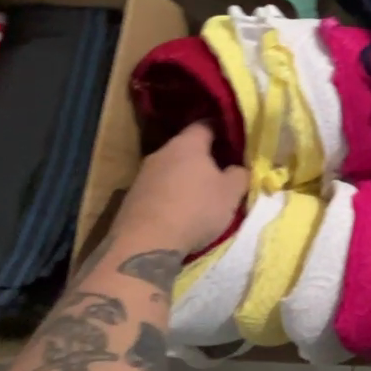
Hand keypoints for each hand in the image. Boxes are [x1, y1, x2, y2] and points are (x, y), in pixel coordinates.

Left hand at [115, 123, 247, 252]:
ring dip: (185, 178)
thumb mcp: (231, 193)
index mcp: (187, 144)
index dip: (222, 131)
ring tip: (200, 196)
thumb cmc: (195, 210)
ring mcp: (142, 175)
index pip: (206, 125)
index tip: (234, 142)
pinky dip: (170, 195)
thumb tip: (237, 169)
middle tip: (221, 172)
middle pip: (186, 147)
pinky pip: (158, 189)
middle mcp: (162, 153)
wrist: (145, 246)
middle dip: (204, 158)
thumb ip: (239, 174)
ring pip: (171, 169)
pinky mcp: (131, 198)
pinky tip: (179, 213)